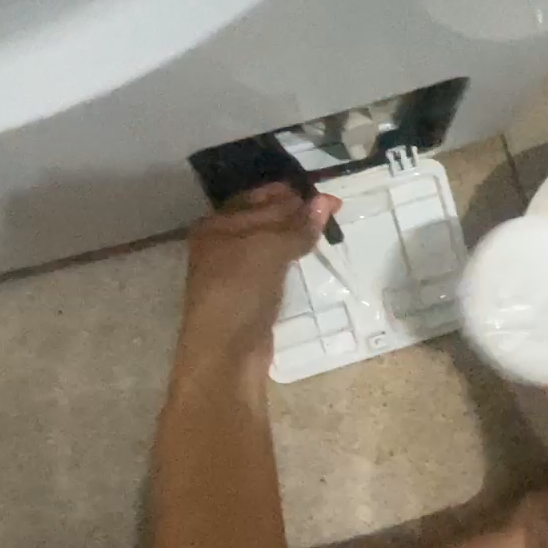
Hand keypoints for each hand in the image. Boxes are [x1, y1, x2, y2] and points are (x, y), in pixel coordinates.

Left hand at [180, 184, 338, 357]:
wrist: (225, 353)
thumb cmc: (239, 291)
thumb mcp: (269, 250)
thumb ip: (297, 226)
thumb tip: (326, 201)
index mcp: (216, 225)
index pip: (258, 198)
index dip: (292, 194)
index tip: (326, 195)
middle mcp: (220, 244)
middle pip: (262, 219)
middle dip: (294, 212)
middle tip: (331, 209)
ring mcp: (233, 271)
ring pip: (268, 243)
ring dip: (293, 234)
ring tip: (323, 228)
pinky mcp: (249, 295)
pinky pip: (272, 265)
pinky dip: (289, 256)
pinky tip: (305, 254)